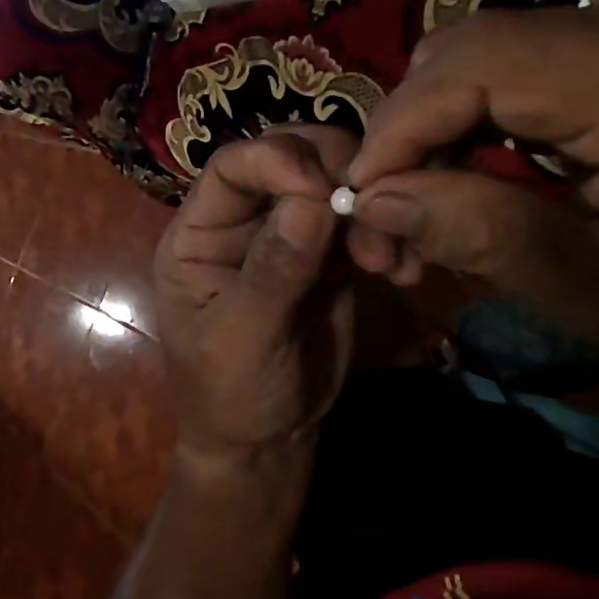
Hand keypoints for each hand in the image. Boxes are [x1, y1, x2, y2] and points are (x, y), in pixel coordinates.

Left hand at [156, 128, 357, 462]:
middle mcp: (240, 225)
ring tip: (386, 261)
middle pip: (288, 162)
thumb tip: (310, 202)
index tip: (322, 186)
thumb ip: (271, 273)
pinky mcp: (328, 260)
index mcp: (197, 236)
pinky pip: (361, 226)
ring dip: (369, 207)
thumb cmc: (228, 393)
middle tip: (374, 204)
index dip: (277, 160)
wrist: (267, 437)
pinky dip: (386, 235)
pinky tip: (402, 270)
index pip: (231, 168)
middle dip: (334, 171)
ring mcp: (287, 238)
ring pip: (332, 187)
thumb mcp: (240, 340)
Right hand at [342, 0, 598, 346]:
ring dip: (438, 134)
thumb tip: (375, 199)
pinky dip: (482, 126)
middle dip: (407, 136)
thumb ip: (493, 242)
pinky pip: (536, 67)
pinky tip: (484, 181)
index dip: (398, 127)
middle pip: (478, 49)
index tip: (360, 205)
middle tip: (389, 223)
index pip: (484, 62)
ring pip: (496, 54)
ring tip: (427, 211)